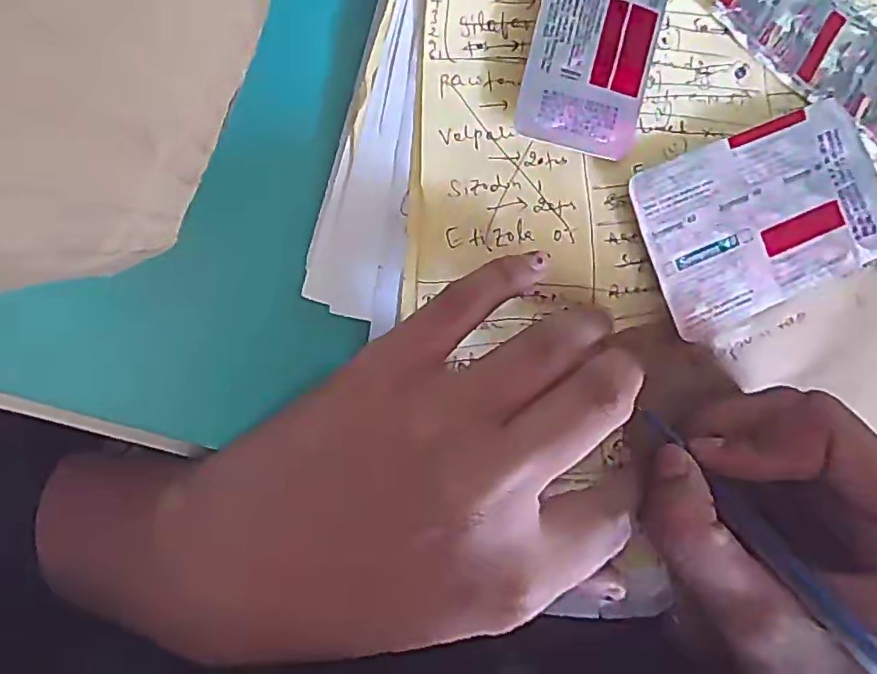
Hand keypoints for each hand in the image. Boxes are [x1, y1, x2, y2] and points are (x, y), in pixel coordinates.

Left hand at [38, 253, 644, 664]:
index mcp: (516, 567)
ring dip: (587, 326)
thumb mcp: (462, 611)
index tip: (631, 451)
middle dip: (626, 377)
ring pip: (550, 347)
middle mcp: (497, 485)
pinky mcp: (398, 361)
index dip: (633, 475)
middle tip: (625, 362)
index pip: (618, 510)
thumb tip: (606, 528)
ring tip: (597, 320)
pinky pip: (470, 301)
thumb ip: (543, 569)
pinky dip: (511, 274)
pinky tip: (536, 266)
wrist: (242, 557)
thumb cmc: (354, 593)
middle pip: (599, 405)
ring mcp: (447, 413)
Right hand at [642, 388, 876, 673]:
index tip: (692, 459)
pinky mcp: (868, 545)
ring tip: (691, 493)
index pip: (829, 431)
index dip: (751, 435)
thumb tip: (665, 458)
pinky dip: (742, 490)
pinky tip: (716, 515)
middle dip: (734, 443)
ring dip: (732, 466)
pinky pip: (792, 487)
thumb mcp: (770, 641)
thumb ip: (707, 550)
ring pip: (795, 455)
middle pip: (810, 433)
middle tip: (679, 464)